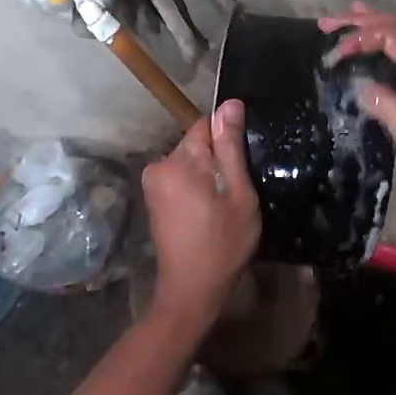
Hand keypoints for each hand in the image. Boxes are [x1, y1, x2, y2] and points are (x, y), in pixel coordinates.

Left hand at [142, 100, 260, 330]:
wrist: (192, 290)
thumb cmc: (223, 244)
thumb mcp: (239, 193)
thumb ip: (231, 147)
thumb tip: (230, 104)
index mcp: (178, 161)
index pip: (207, 125)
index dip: (228, 141)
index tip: (242, 165)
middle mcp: (159, 166)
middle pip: (197, 144)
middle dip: (218, 160)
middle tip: (237, 192)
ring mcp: (152, 183)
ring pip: (191, 162)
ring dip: (209, 176)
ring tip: (225, 205)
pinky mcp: (153, 198)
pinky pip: (181, 178)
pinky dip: (198, 188)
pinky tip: (210, 212)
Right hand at [319, 2, 395, 197]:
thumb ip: (388, 106)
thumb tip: (360, 86)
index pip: (392, 37)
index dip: (362, 38)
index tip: (336, 53)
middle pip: (394, 27)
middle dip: (359, 21)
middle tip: (326, 23)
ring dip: (367, 26)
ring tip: (340, 20)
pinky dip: (377, 40)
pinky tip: (366, 44)